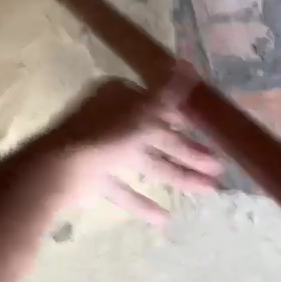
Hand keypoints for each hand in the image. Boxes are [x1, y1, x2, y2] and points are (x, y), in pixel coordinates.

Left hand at [41, 74, 223, 223]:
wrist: (62, 169)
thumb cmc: (106, 135)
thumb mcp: (143, 110)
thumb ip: (167, 92)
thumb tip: (186, 64)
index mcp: (117, 98)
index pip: (153, 103)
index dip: (179, 115)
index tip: (205, 130)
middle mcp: (108, 121)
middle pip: (153, 135)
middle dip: (186, 150)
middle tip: (218, 167)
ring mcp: (99, 150)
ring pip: (143, 162)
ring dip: (175, 174)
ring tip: (209, 189)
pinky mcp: (92, 178)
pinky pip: (122, 189)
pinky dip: (141, 202)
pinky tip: (164, 218)